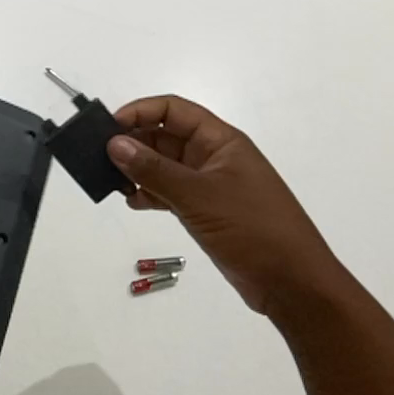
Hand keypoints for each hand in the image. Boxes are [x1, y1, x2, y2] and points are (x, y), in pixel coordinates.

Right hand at [108, 96, 349, 315]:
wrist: (293, 284)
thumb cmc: (252, 228)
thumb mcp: (199, 196)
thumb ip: (154, 170)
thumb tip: (115, 144)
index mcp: (220, 141)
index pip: (173, 111)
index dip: (140, 112)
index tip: (109, 127)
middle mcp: (213, 157)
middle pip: (165, 136)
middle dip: (133, 143)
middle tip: (100, 157)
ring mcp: (209, 185)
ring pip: (164, 166)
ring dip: (138, 170)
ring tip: (112, 183)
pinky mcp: (205, 211)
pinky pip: (169, 192)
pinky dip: (149, 194)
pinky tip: (133, 202)